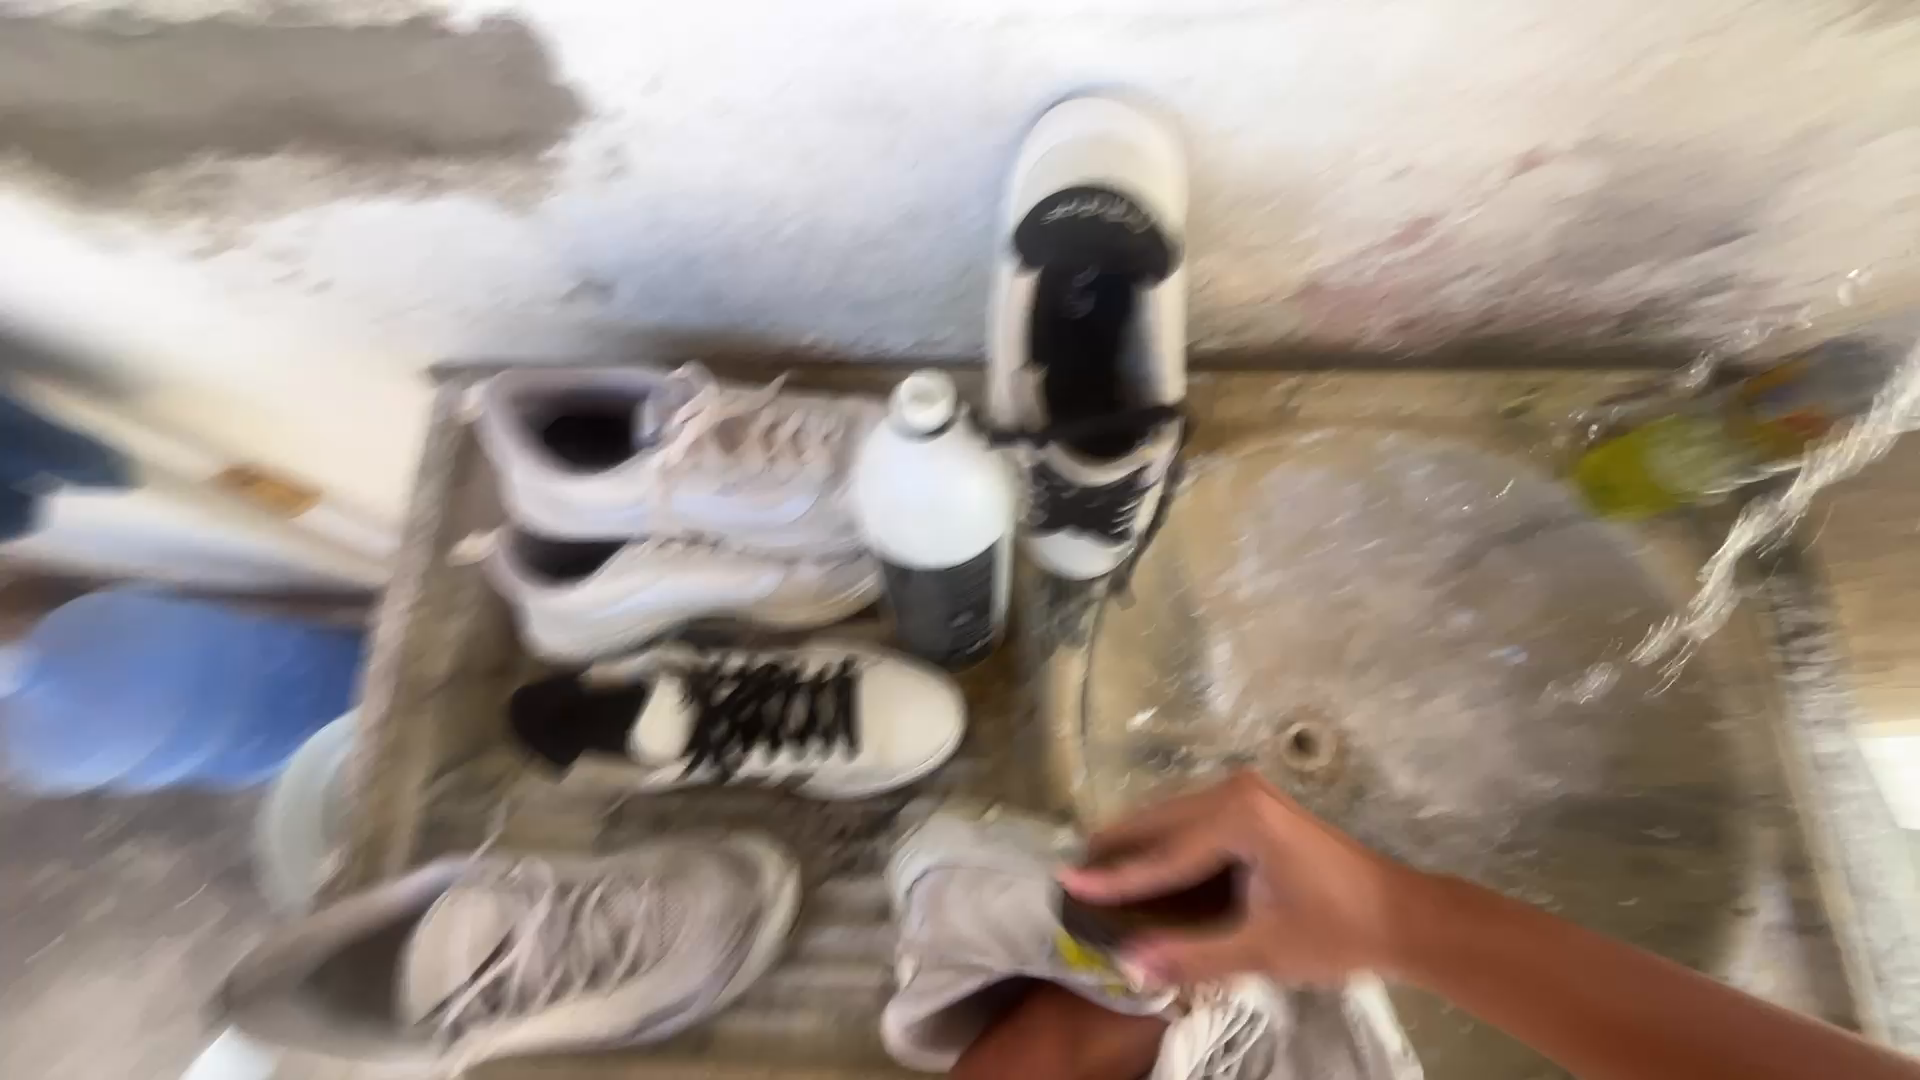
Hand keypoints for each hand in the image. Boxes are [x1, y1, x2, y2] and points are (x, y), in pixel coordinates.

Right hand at [1058, 770, 1423, 986]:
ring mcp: (1245, 790)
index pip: (1165, 853)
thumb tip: (1129, 963)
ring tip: (1099, 862)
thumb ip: (1194, 954)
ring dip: (1138, 839)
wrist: (1401, 915)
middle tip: (1074, 868)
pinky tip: (1146, 856)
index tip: (1068, 879)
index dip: (1116, 875)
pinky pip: (1191, 816)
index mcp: (1240, 816)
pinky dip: (1164, 837)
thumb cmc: (1337, 932)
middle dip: (1117, 846)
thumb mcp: (1265, 949)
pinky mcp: (1251, 800)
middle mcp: (1235, 789)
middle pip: (1161, 820)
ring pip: (1172, 813)